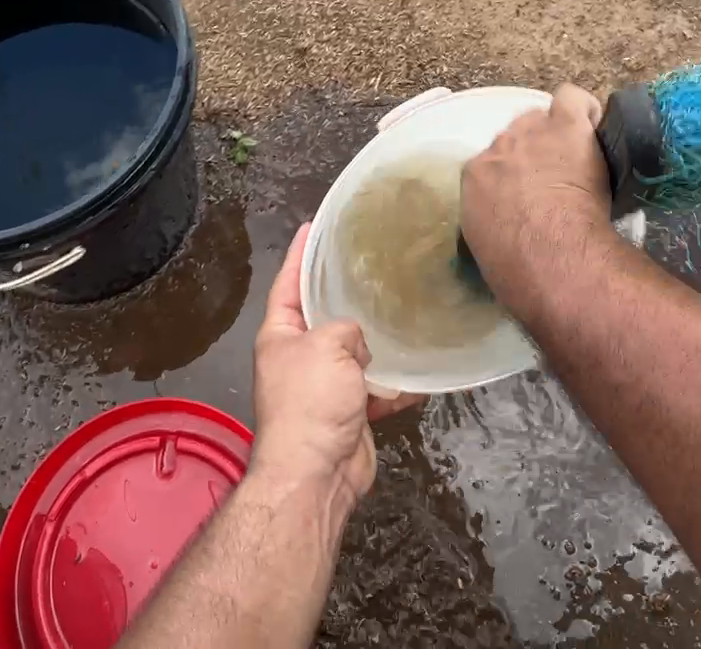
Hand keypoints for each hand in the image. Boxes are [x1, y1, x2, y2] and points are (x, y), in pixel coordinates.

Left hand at [251, 224, 423, 528]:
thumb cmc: (311, 401)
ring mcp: (323, 386)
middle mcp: (298, 356)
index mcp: (281, 334)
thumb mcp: (327, 346)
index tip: (312, 226)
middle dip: (344, 295)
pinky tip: (419, 373)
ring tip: (402, 312)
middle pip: (323, 316)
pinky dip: (394, 385)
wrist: (317, 474)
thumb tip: (358, 343)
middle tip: (371, 265)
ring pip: (353, 353)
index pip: (289, 282)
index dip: (300, 253)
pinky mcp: (348, 412)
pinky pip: (375, 390)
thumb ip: (346, 329)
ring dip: (376, 342)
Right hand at [460, 83, 615, 310]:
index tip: (532, 195)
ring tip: (582, 160)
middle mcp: (497, 148)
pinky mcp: (565, 126)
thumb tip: (508, 228)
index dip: (516, 177)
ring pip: (546, 115)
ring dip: (561, 135)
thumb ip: (494, 224)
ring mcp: (531, 133)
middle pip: (517, 135)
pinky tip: (598, 132)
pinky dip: (588, 112)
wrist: (547, 254)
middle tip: (557, 178)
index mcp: (474, 177)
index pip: (494, 164)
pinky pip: (573, 99)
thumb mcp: (489, 248)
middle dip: (536, 152)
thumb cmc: (517, 267)